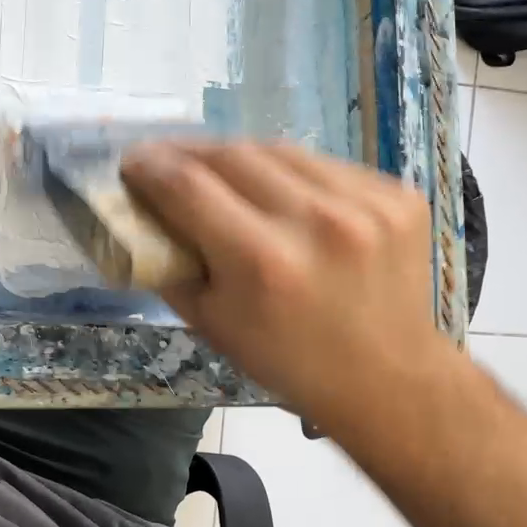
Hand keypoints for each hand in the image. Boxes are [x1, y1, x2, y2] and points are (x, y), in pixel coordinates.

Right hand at [120, 142, 457, 425]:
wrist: (386, 376)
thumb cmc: (282, 357)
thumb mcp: (206, 318)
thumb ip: (169, 261)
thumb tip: (139, 211)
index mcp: (261, 261)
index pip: (187, 186)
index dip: (149, 167)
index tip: (130, 163)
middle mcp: (315, 222)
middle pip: (230, 154)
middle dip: (185, 151)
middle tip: (162, 158)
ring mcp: (364, 203)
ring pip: (276, 149)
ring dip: (234, 155)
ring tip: (213, 167)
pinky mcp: (396, 194)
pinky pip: (320, 164)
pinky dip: (285, 170)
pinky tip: (274, 189)